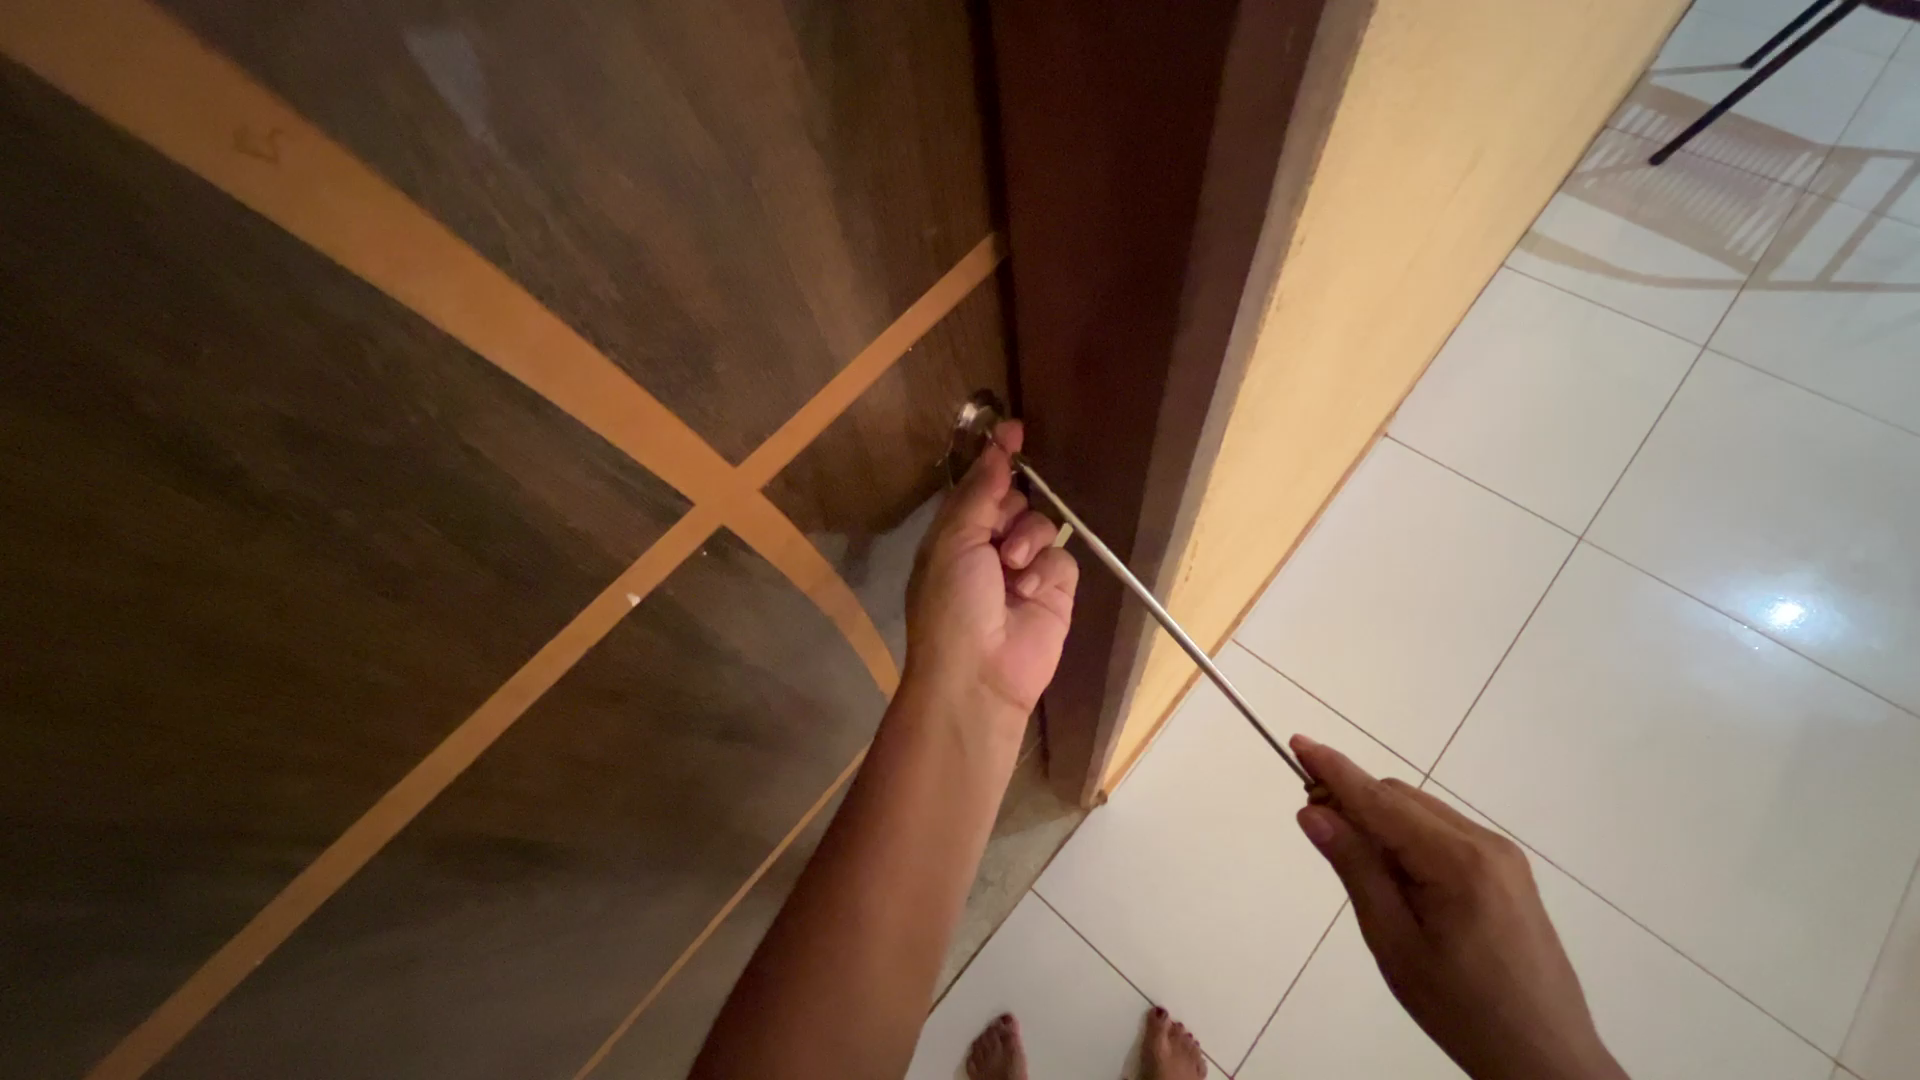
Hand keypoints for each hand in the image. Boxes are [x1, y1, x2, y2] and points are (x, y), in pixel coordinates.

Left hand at [903, 420, 1077, 718]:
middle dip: (1011, 507)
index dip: (995, 460)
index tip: (1014, 430)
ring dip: (1027, 539)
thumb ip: (978, 492)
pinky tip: (1029, 590)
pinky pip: (1062, 557)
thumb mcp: (953, 541)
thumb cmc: (952, 604)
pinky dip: (1045, 569)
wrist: (979, 674)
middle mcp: (989, 547)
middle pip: (1015, 499)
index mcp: (955, 534)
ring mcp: (1025, 569)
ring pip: (1042, 524)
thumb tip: (997, 448)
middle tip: (998, 533)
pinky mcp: (1055, 590)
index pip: (979, 486)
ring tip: (1011, 569)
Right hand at [1292, 736, 1626, 1079]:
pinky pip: (1439, 829)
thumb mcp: (1393, 941)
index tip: (1296, 742)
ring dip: (1377, 815)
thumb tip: (1313, 811)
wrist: (1547, 1061)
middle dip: (1351, 797)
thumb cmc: (1460, 1008)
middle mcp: (1484, 843)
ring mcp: (1501, 855)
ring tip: (1349, 852)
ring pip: (1418, 810)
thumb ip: (1354, 867)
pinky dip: (1404, 832)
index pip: (1378, 799)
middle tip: (1312, 821)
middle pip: (1398, 796)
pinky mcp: (1507, 870)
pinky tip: (1391, 869)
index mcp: (1456, 861)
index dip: (1333, 769)